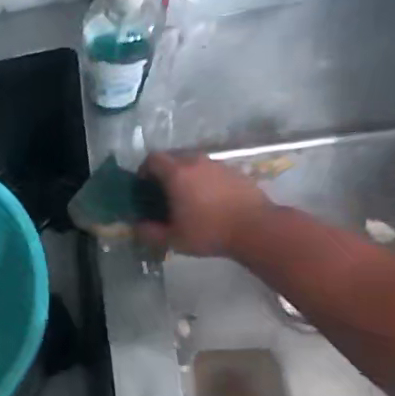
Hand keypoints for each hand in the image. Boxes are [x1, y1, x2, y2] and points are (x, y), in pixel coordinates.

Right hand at [138, 151, 273, 257]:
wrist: (256, 228)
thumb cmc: (208, 232)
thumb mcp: (172, 239)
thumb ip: (149, 232)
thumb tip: (137, 226)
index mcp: (177, 174)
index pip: (153, 158)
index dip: (144, 170)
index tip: (144, 187)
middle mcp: (197, 162)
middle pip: (173, 156)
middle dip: (163, 172)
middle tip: (162, 193)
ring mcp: (218, 165)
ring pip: (193, 162)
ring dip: (184, 175)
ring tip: (186, 197)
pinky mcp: (235, 171)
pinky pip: (211, 170)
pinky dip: (203, 180)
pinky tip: (208, 200)